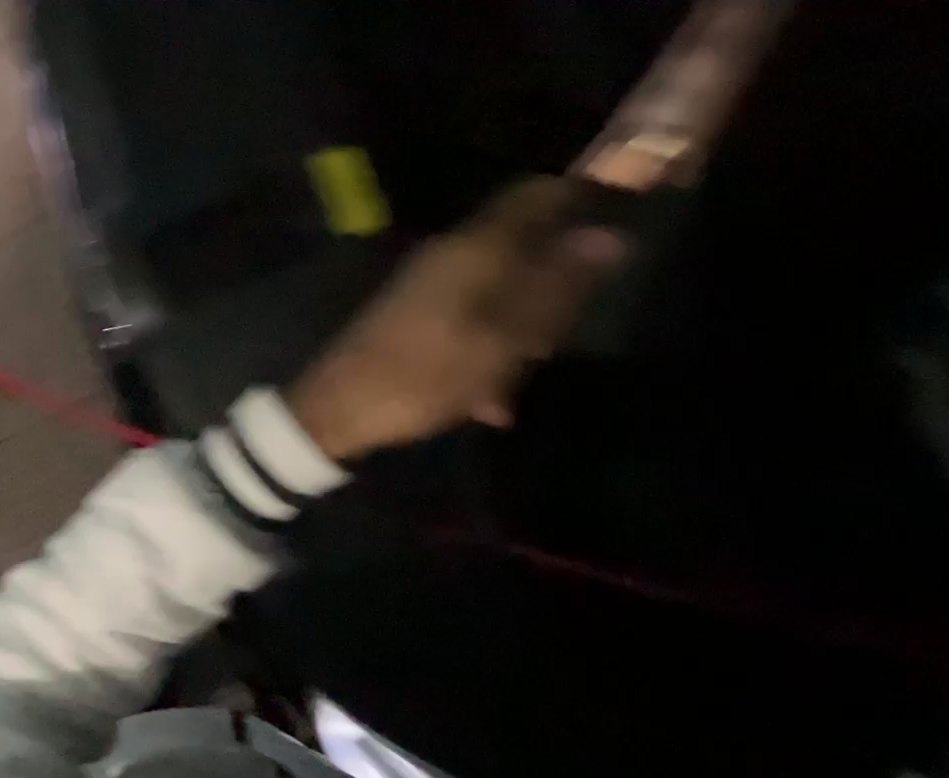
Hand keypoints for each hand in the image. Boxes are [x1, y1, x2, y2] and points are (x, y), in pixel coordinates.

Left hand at [285, 177, 625, 459]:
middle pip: (520, 246)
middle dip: (551, 284)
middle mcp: (447, 255)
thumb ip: (554, 287)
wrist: (334, 412)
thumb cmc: (423, 376)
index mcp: (474, 247)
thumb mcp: (501, 340)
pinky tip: (489, 402)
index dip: (582, 200)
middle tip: (566, 329)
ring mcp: (423, 287)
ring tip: (522, 378)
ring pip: (493, 292)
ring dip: (517, 331)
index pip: (537, 193)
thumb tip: (609, 236)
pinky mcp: (407, 319)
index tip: (614, 229)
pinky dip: (483, 355)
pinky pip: (463, 324)